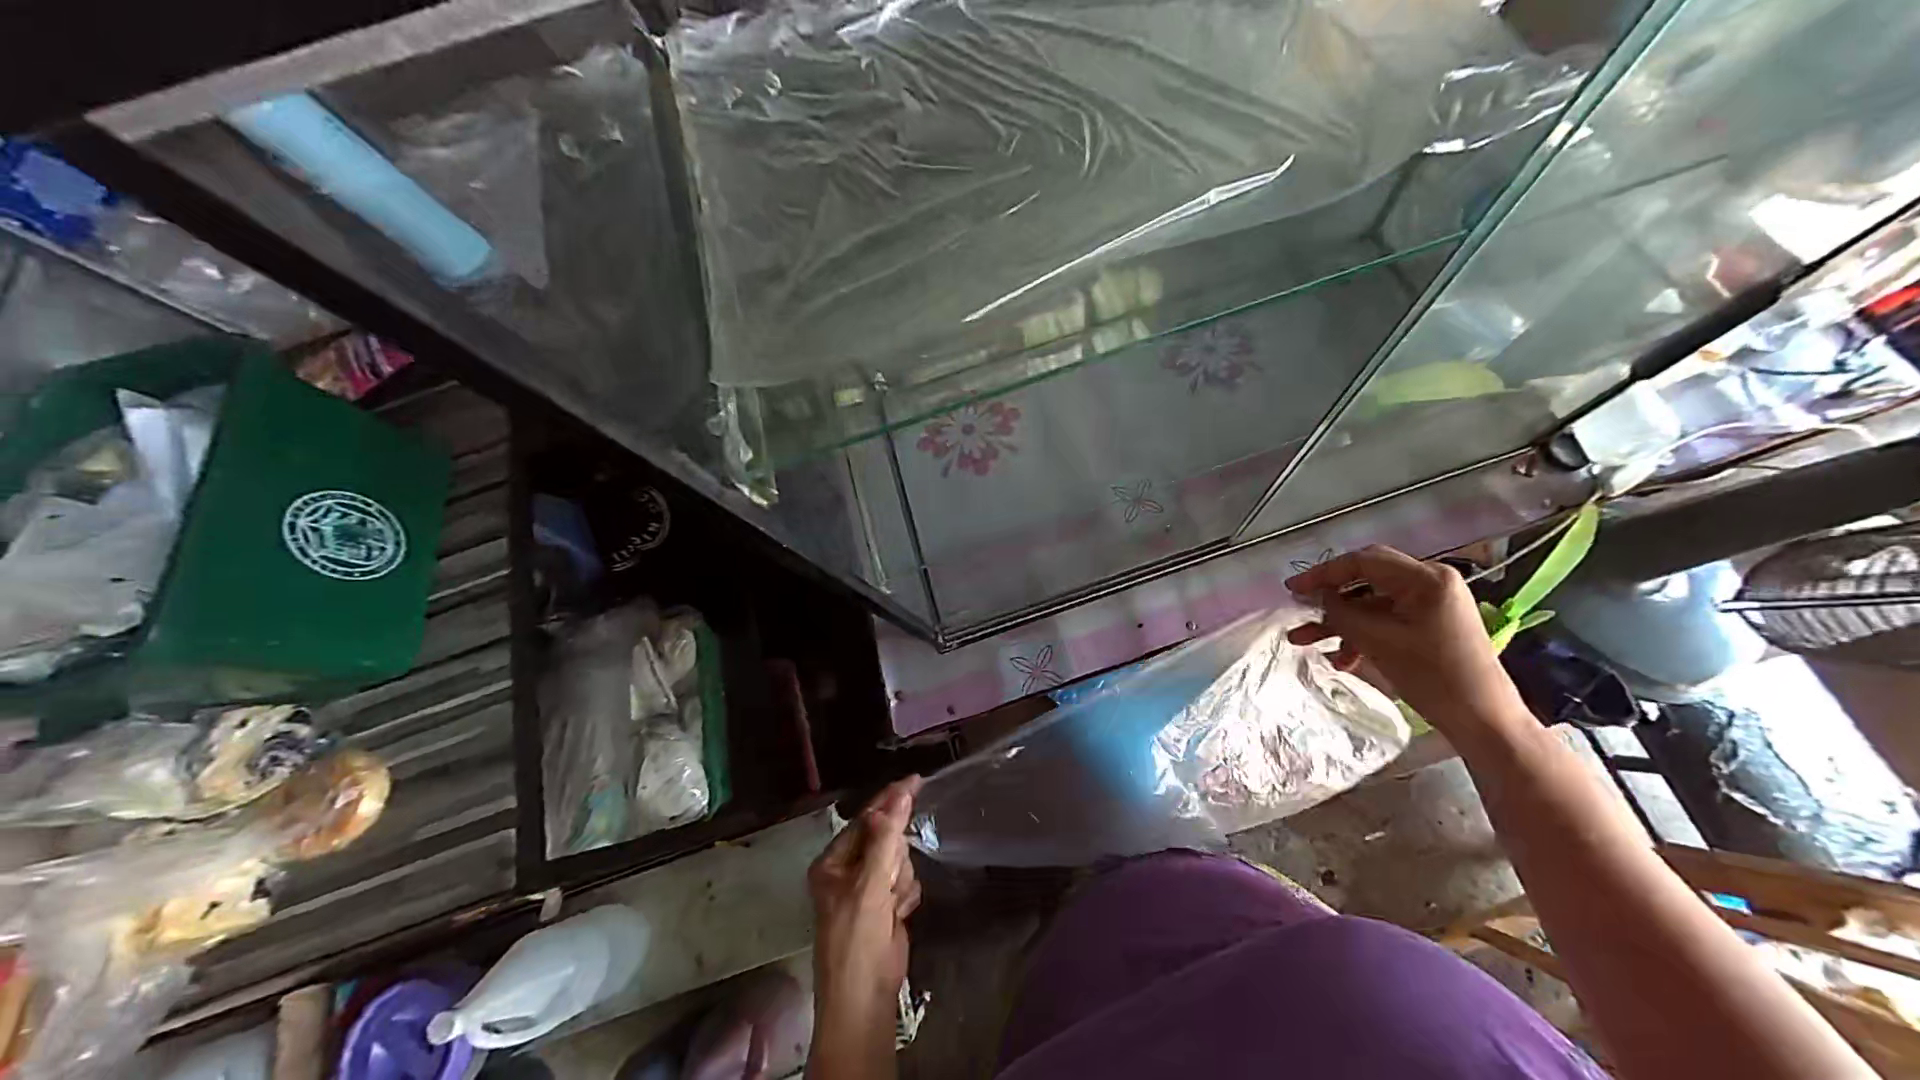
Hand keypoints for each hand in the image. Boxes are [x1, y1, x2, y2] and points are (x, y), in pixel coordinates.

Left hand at [808, 776, 922, 1023]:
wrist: (865, 997)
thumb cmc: (856, 940)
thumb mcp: (868, 887)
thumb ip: (884, 841)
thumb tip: (895, 798)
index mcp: (833, 861)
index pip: (866, 820)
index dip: (890, 800)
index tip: (915, 780)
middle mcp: (849, 869)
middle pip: (887, 839)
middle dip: (895, 858)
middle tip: (890, 884)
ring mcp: (869, 887)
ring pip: (901, 860)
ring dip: (901, 881)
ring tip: (891, 907)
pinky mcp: (887, 904)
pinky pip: (908, 881)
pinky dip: (907, 896)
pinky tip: (899, 915)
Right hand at [1285, 545, 1531, 741]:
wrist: (1483, 719)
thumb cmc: (1434, 676)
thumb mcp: (1378, 641)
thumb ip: (1341, 612)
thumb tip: (1316, 597)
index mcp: (1425, 578)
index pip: (1363, 561)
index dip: (1322, 573)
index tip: (1291, 589)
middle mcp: (1430, 582)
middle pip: (1365, 578)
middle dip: (1328, 596)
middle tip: (1298, 608)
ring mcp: (1431, 603)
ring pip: (1370, 602)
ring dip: (1339, 620)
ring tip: (1304, 640)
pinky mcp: (1429, 623)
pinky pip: (1384, 619)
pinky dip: (1360, 633)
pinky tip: (1341, 657)